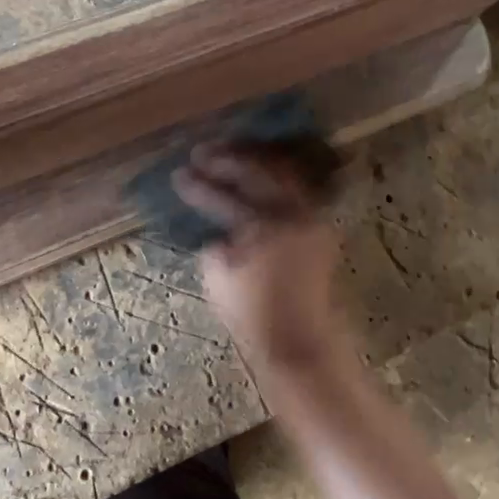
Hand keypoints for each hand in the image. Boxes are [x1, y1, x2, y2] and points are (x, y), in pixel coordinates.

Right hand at [173, 141, 344, 370]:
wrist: (300, 345)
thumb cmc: (253, 316)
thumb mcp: (218, 278)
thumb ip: (216, 243)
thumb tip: (220, 229)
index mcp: (266, 223)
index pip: (227, 195)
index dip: (199, 185)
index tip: (179, 174)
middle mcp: (294, 213)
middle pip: (261, 171)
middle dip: (229, 158)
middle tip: (202, 152)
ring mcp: (311, 219)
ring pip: (283, 175)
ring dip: (255, 164)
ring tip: (229, 158)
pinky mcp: (319, 230)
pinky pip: (295, 191)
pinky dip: (274, 181)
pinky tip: (256, 182)